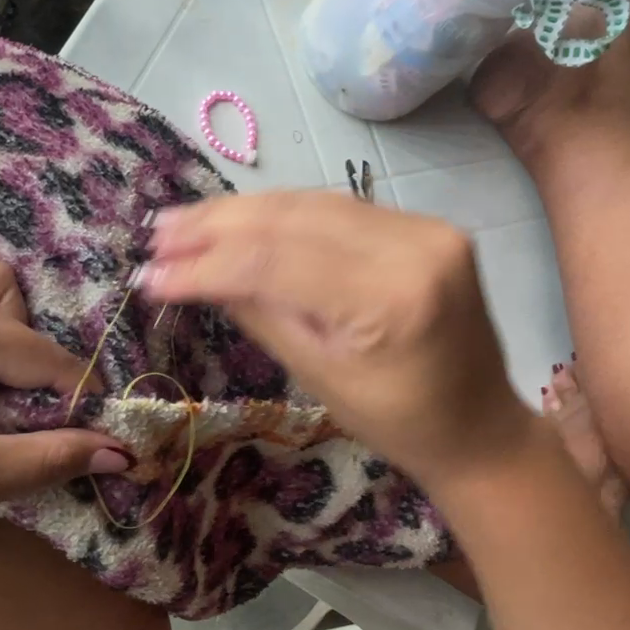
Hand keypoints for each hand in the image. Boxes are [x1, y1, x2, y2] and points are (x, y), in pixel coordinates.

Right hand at [138, 193, 530, 485]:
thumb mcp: (316, 376)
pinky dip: (279, 215)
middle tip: (158, 234)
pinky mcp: (424, 223)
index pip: (275, 264)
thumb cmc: (395, 422)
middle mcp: (414, 245)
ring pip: (310, 204)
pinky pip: (336, 210)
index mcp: (390, 298)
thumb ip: (258, 313)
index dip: (205, 266)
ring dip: (240, 212)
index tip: (151, 277)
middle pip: (292, 219)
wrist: (478, 425)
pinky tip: (237, 220)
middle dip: (216, 226)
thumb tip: (188, 276)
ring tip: (182, 223)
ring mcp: (425, 226)